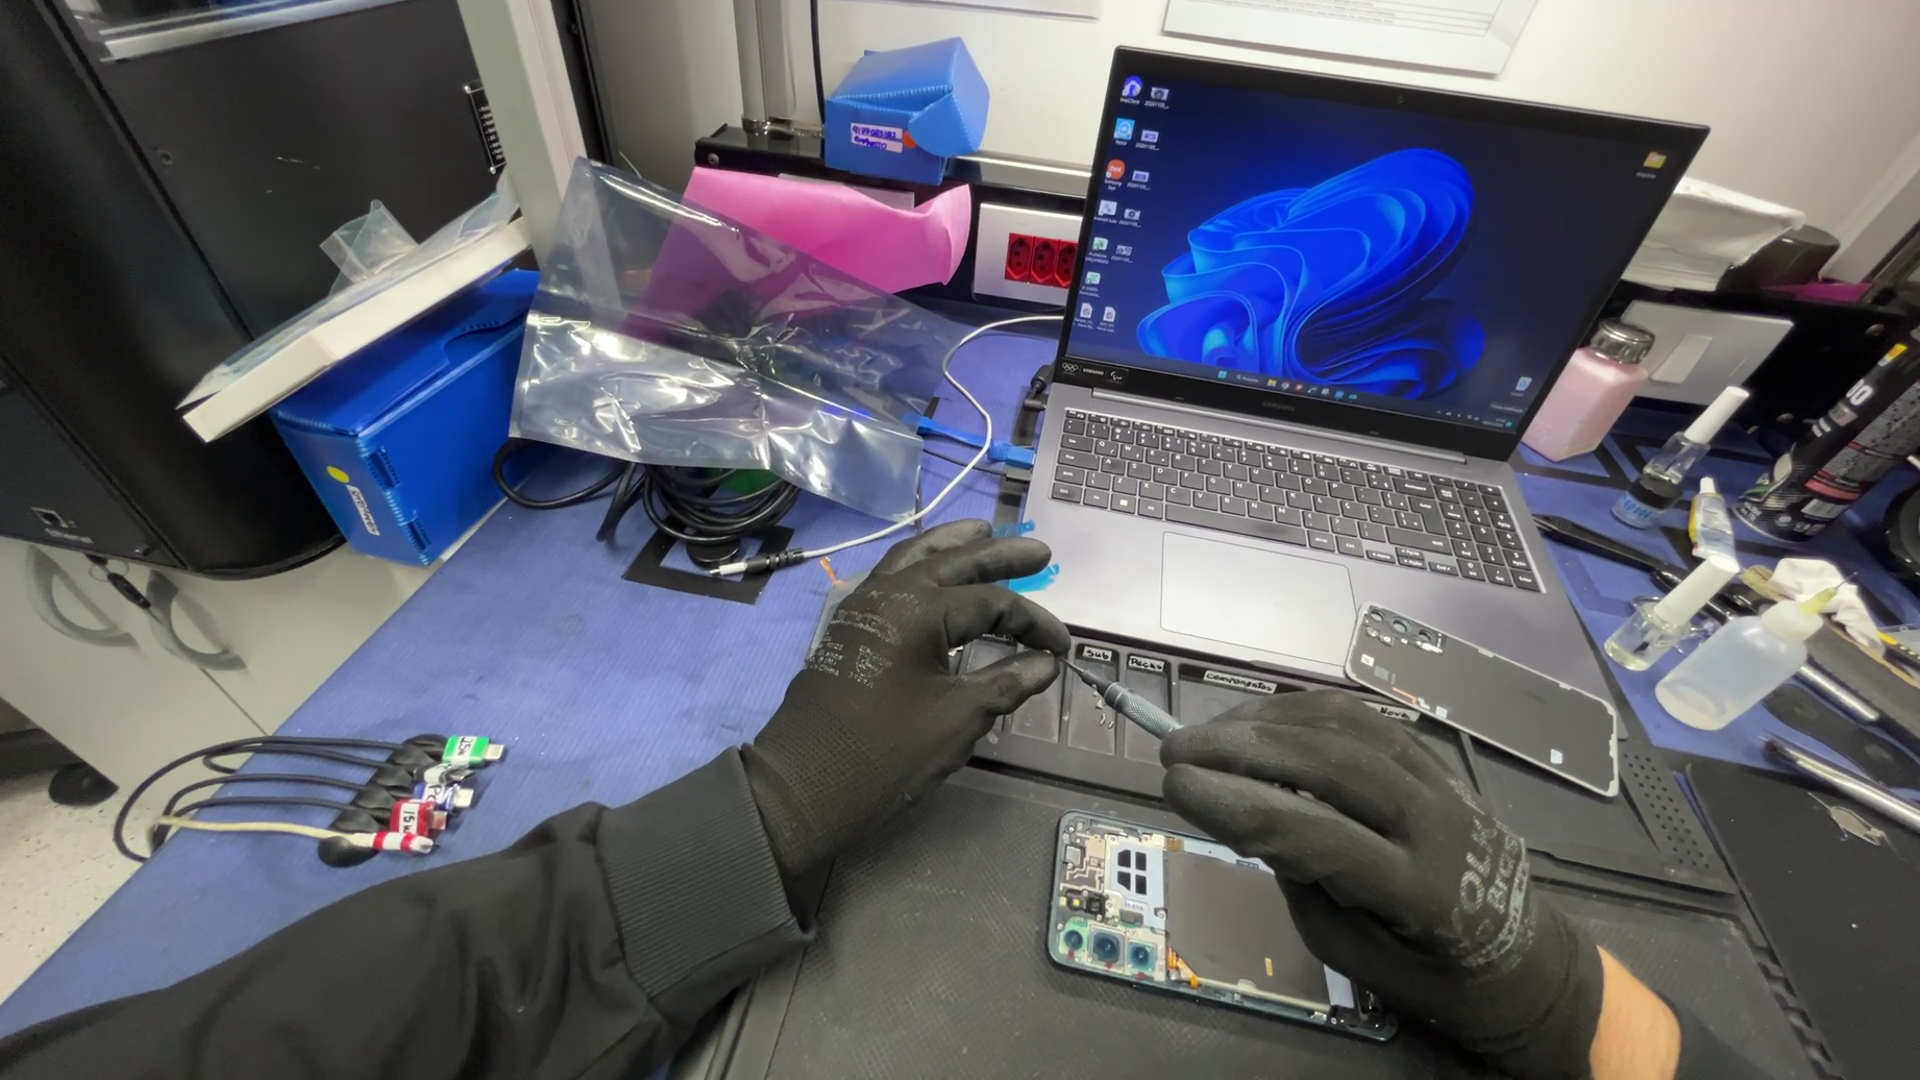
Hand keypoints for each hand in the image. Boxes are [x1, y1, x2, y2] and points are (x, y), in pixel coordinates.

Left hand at [744, 520, 1068, 879]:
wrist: (802, 784)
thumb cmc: (884, 755)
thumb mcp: (957, 720)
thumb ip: (1005, 683)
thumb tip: (1047, 663)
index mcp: (917, 610)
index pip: (990, 602)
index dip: (1033, 623)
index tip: (1061, 647)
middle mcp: (889, 593)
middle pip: (954, 561)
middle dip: (999, 554)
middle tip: (1039, 551)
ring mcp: (864, 605)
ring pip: (914, 557)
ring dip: (953, 544)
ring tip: (983, 531)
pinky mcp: (852, 625)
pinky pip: (892, 576)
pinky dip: (921, 564)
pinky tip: (935, 571)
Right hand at [1161, 689, 1604, 1079]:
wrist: (1531, 961)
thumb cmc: (1435, 977)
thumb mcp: (1352, 956)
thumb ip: (1300, 879)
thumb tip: (1251, 812)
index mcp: (1419, 889)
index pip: (1309, 830)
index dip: (1232, 803)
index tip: (1173, 786)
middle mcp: (1433, 821)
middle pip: (1323, 761)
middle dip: (1237, 748)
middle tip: (1174, 749)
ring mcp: (1437, 779)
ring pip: (1339, 724)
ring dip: (1262, 720)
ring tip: (1209, 732)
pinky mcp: (1432, 757)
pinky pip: (1358, 715)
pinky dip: (1298, 709)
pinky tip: (1258, 718)